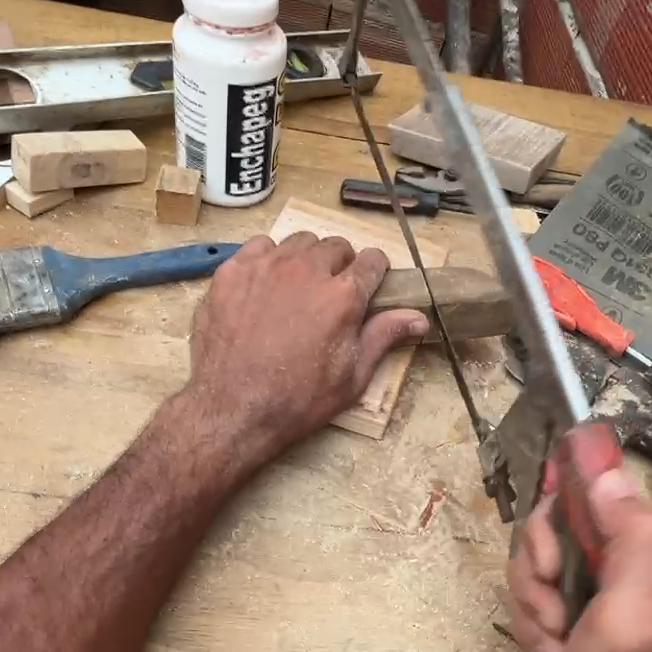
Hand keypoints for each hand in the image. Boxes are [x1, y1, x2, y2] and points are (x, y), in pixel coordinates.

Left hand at [184, 233, 427, 457]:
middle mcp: (307, 270)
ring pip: (298, 242)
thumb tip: (419, 317)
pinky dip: (268, 260)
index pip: (373, 261)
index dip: (375, 274)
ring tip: (298, 288)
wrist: (234, 409)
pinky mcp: (232, 271)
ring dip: (305, 259)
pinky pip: (259, 247)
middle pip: (336, 246)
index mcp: (343, 295)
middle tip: (330, 295)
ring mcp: (266, 266)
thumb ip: (384, 337)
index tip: (369, 287)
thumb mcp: (352, 378)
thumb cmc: (298, 400)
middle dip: (340, 266)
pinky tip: (264, 287)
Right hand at [504, 468, 651, 651]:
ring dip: (532, 607)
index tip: (551, 565)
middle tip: (555, 612)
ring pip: (528, 561)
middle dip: (535, 574)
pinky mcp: (571, 600)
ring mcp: (592, 574)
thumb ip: (633, 536)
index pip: (579, 483)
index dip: (550, 520)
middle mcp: (618, 544)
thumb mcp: (637, 607)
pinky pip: (527, 592)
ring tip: (559, 641)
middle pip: (543, 525)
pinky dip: (532, 625)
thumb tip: (604, 470)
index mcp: (642, 532)